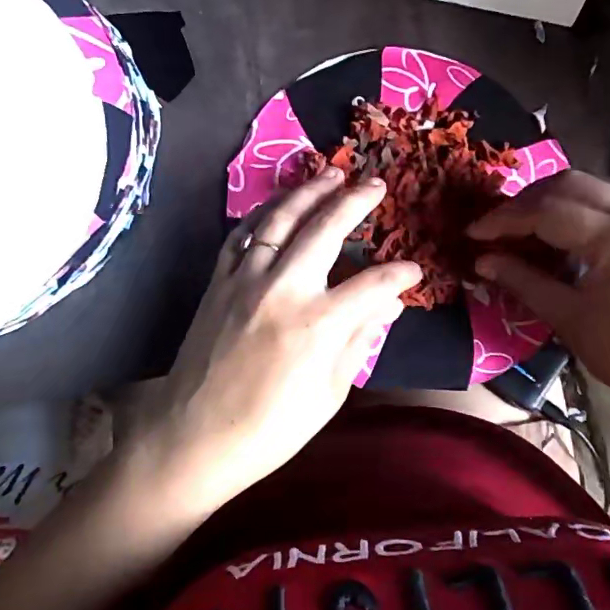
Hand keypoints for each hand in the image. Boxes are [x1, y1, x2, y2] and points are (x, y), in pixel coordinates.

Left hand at [130, 169, 421, 514]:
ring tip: (331, 173)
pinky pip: (242, 235)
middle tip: (376, 185)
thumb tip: (389, 306)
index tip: (414, 271)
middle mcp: (284, 288)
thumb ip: (360, 340)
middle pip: (326, 229)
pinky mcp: (219, 282)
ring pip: (280, 219)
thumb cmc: (272, 427)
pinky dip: (263, 214)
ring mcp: (246, 280)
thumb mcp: (330, 392)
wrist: (195, 436)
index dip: (399, 275)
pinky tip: (278, 205)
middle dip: (356, 202)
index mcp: (319, 323)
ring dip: (309, 191)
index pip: (372, 284)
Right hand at [469, 172, 609, 424]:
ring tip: (520, 231)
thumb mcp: (570, 319)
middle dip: (526, 201)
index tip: (472, 232)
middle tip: (495, 228)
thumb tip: (482, 259)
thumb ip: (524, 280)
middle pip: (570, 185)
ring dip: (551, 202)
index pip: (548, 210)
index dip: (504, 218)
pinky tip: (559, 237)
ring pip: (591, 190)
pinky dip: (578, 212)